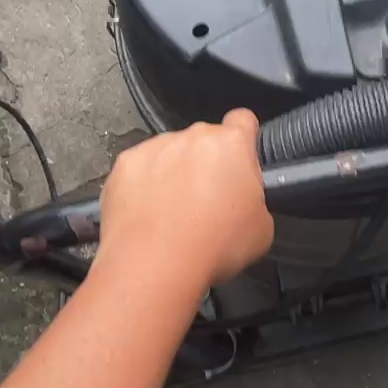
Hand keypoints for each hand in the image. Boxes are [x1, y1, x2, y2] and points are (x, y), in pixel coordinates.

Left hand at [94, 109, 273, 286]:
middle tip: (206, 201)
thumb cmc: (213, 247)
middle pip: (205, 140)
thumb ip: (256, 198)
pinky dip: (142, 185)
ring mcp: (157, 147)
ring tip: (171, 213)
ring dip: (174, 172)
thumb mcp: (262, 228)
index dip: (243, 138)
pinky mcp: (126, 164)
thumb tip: (246, 199)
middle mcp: (194, 136)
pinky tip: (146, 214)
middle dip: (207, 162)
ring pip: (170, 152)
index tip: (238, 159)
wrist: (155, 267)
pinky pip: (139, 168)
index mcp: (232, 144)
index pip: (243, 120)